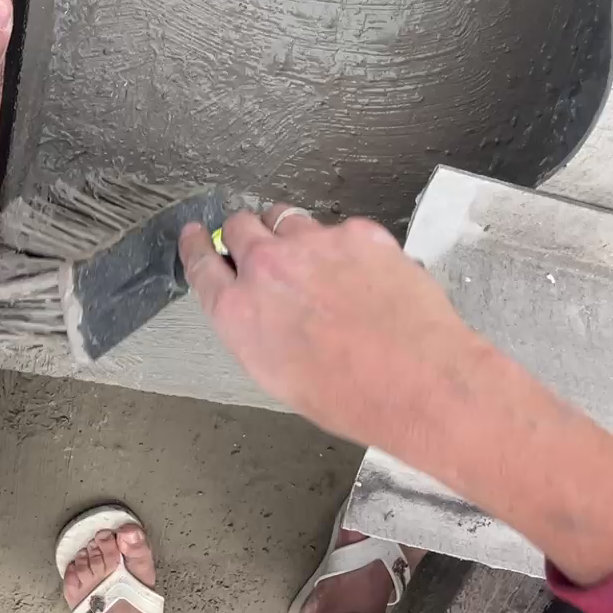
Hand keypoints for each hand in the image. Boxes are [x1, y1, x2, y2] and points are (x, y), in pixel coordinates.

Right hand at [177, 205, 487, 453]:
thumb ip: (254, 328)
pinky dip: (342, 244)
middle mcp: (266, 268)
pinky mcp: (356, 232)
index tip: (194, 235)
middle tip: (261, 251)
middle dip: (244, 235)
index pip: (200, 263)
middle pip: (238, 226)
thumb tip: (259, 311)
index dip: (195, 245)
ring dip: (290, 235)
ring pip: (284, 217)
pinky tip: (360, 274)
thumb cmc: (351, 394)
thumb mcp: (277, 374)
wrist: (417, 381)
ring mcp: (311, 243)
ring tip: (315, 263)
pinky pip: (337, 227)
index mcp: (237, 311)